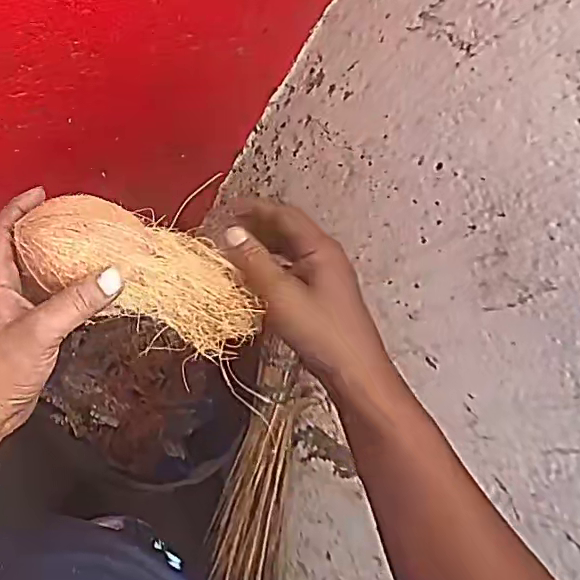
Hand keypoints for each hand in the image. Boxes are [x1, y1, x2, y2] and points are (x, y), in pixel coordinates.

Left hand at [0, 187, 123, 436]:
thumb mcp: (40, 330)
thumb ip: (76, 303)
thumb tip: (112, 277)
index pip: (2, 231)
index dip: (19, 207)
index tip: (41, 193)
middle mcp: (2, 292)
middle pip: (18, 247)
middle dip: (40, 228)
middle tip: (68, 217)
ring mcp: (13, 312)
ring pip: (34, 274)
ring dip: (54, 259)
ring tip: (81, 248)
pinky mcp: (26, 331)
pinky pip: (47, 299)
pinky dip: (66, 289)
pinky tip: (86, 292)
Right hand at [216, 199, 394, 387]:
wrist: (354, 372)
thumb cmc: (322, 333)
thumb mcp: (281, 295)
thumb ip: (254, 262)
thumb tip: (231, 233)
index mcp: (320, 249)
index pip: (284, 215)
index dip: (255, 208)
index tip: (227, 207)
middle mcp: (324, 257)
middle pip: (287, 231)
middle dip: (255, 226)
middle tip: (225, 228)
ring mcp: (323, 277)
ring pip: (287, 252)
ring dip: (260, 248)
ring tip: (233, 251)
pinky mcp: (319, 296)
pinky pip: (289, 271)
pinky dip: (268, 268)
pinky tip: (252, 279)